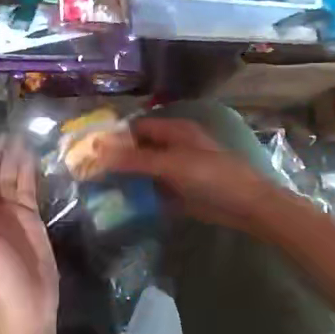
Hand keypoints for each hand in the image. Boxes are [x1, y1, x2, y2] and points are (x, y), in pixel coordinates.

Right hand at [89, 117, 298, 235]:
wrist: (246, 206)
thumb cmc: (212, 176)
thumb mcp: (171, 164)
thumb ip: (135, 159)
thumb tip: (98, 151)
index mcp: (175, 131)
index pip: (137, 128)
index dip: (115, 136)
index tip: (88, 149)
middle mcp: (174, 147)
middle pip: (140, 149)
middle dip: (117, 158)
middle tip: (88, 171)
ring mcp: (177, 171)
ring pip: (145, 171)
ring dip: (127, 178)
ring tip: (97, 188)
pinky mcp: (180, 192)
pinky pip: (154, 190)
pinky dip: (140, 194)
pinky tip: (121, 203)